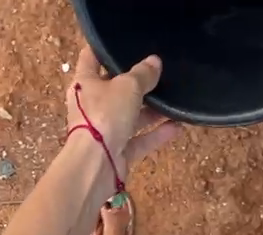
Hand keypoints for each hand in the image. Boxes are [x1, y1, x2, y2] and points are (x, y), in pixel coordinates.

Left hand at [65, 47, 182, 182]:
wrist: (96, 166)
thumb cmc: (105, 115)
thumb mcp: (128, 86)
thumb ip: (143, 74)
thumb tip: (155, 63)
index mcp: (85, 83)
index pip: (91, 57)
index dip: (105, 48)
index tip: (123, 40)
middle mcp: (93, 106)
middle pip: (116, 89)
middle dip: (136, 83)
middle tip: (160, 71)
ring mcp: (105, 131)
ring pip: (130, 117)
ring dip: (151, 110)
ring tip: (173, 98)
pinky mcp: (117, 154)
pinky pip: (139, 141)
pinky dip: (156, 134)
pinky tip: (177, 126)